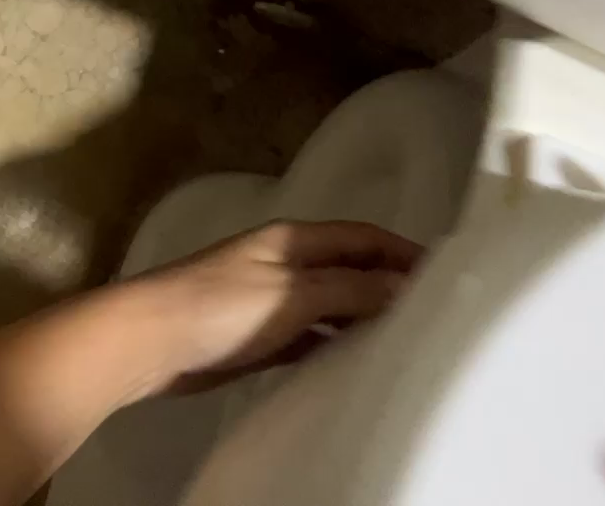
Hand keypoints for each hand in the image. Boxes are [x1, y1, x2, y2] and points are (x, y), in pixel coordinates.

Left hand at [117, 219, 420, 395]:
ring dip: (363, 318)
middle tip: (440, 317)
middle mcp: (284, 263)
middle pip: (347, 268)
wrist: (154, 339)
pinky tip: (358, 366)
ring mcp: (269, 299)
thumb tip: (406, 285)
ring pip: (330, 304)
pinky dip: (334, 345)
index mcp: (292, 240)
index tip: (450, 275)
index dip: (402, 251)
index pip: (360, 237)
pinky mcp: (258, 335)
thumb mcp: (292, 293)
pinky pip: (309, 336)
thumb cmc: (222, 306)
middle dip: (388, 285)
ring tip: (411, 344)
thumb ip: (348, 288)